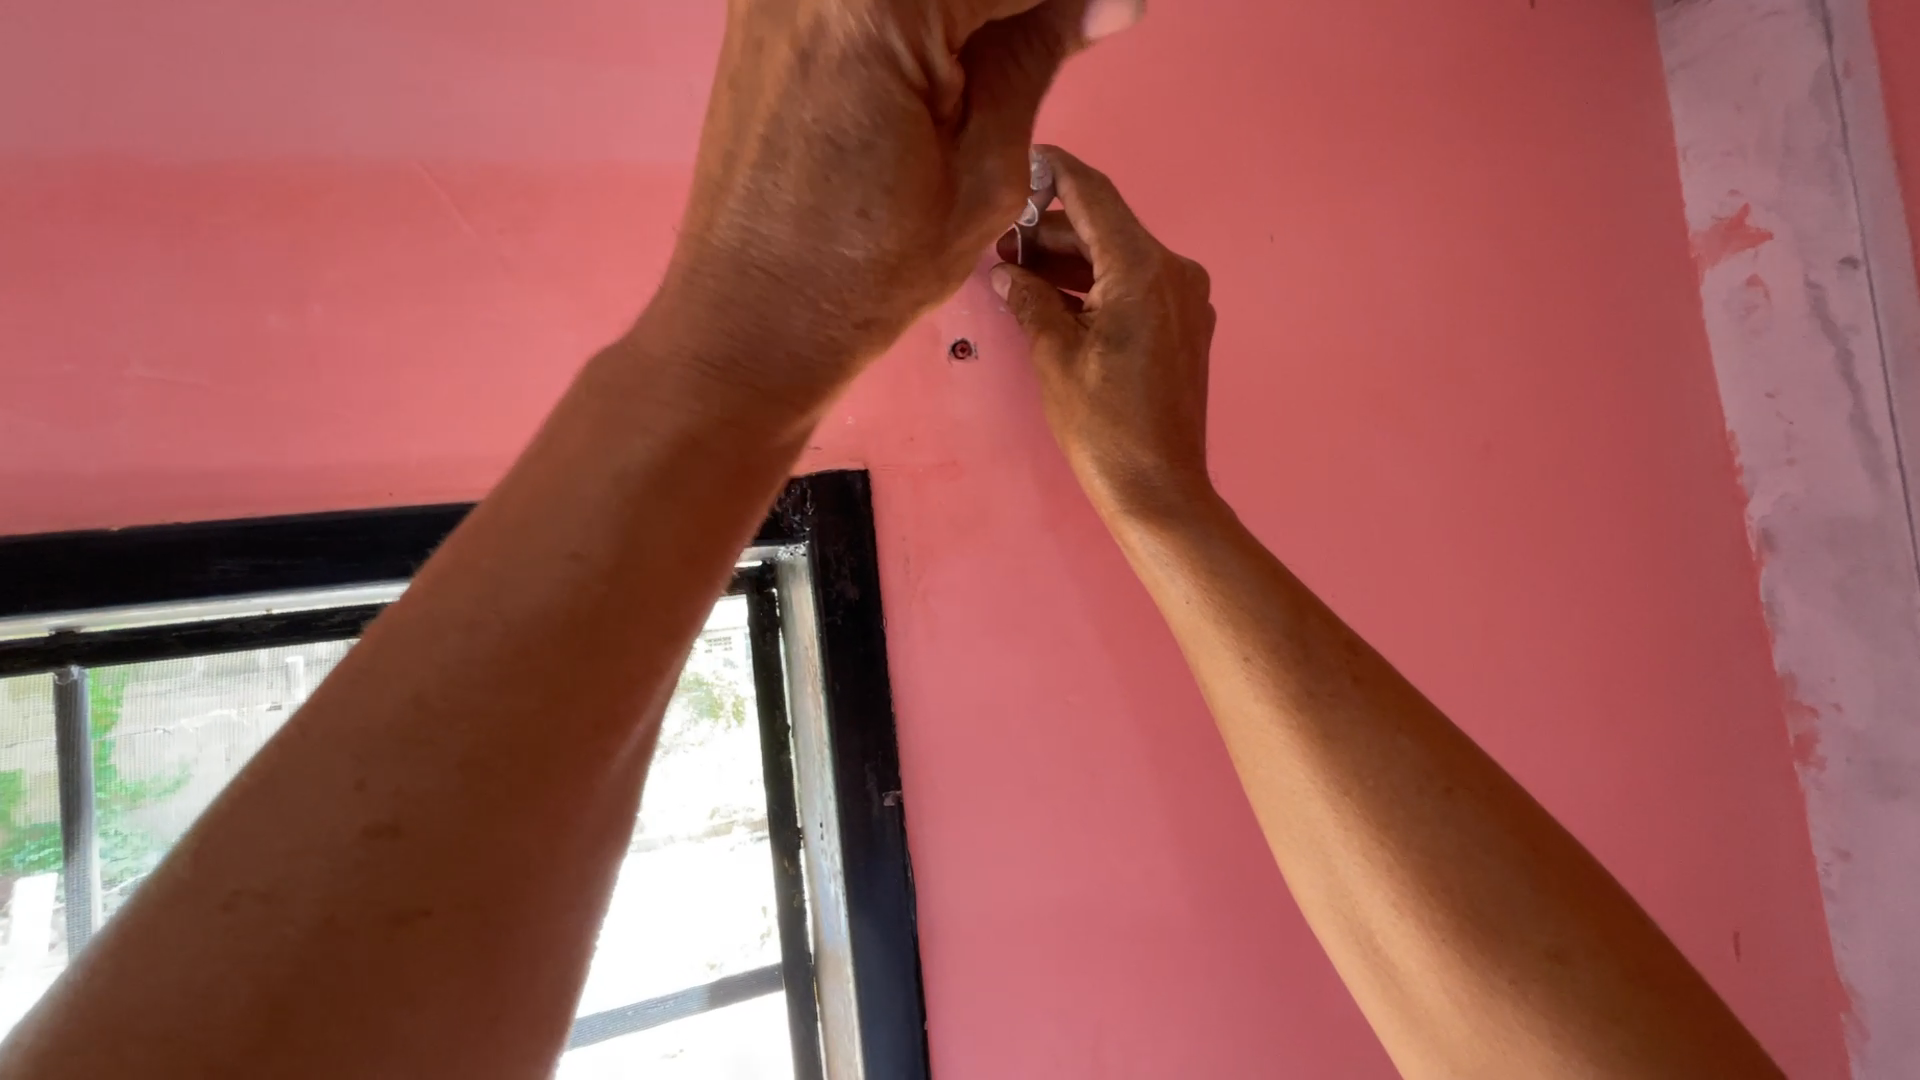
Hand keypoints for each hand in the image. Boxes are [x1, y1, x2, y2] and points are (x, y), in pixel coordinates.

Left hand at [652, 0, 1144, 402]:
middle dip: (1018, 5)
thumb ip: (1033, 65)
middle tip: (1055, 40)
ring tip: (994, 66)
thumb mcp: (981, 182)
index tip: (1113, 13)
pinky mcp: (764, 10)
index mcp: (878, 3)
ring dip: (968, 17)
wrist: (755, 320)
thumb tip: (1098, 2)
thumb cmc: (864, 277)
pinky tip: (941, 60)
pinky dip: (917, 21)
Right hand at [992, 146, 1218, 522]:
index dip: (1055, 171)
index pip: (1093, 195)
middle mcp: (1174, 272)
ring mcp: (1185, 301)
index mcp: (1143, 269)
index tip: (1022, 162)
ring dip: (1073, 263)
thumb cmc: (1103, 426)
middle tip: (1002, 245)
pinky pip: (1136, 289)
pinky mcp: (1183, 327)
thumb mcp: (1055, 358)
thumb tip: (1007, 271)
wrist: (1158, 488)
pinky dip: (1097, 288)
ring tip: (1021, 274)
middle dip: (1052, 231)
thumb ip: (1031, 301)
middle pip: (1106, 229)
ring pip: (1120, 260)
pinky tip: (1057, 300)